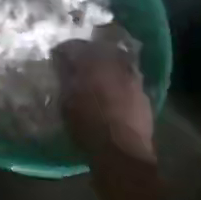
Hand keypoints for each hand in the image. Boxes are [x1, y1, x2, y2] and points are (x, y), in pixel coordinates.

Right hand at [53, 26, 155, 164]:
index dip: (64, 50)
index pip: (74, 47)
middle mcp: (115, 66)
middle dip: (87, 53)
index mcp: (92, 65)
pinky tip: (112, 90)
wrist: (121, 152)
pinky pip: (128, 78)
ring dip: (106, 65)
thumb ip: (66, 80)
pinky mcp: (143, 94)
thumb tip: (63, 66)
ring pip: (117, 62)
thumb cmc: (88, 127)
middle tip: (77, 62)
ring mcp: (133, 79)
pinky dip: (118, 79)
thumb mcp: (66, 102)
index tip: (57, 56)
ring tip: (96, 75)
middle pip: (100, 49)